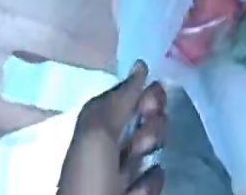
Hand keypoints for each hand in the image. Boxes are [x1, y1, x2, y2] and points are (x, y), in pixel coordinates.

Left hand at [58, 61, 167, 194]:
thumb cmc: (89, 182)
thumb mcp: (97, 132)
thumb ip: (121, 97)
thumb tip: (142, 63)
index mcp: (96, 124)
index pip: (130, 94)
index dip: (144, 94)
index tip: (149, 104)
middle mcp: (110, 143)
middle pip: (147, 116)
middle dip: (152, 125)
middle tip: (144, 142)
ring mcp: (124, 171)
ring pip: (154, 144)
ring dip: (151, 154)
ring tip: (137, 174)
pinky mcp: (139, 193)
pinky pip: (156, 176)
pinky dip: (150, 183)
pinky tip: (139, 193)